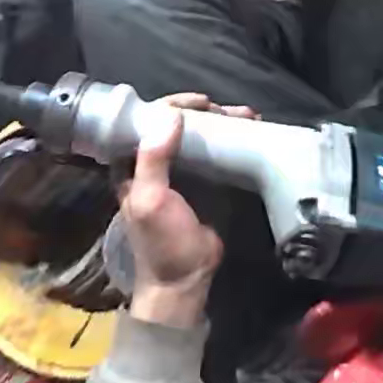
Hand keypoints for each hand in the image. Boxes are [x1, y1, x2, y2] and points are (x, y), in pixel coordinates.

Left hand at [116, 93, 251, 327]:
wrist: (185, 280)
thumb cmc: (161, 241)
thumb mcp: (151, 200)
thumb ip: (154, 159)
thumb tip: (170, 114)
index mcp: (133, 164)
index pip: (148, 120)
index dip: (173, 105)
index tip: (201, 103)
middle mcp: (154, 162)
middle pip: (177, 123)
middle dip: (204, 111)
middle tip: (227, 110)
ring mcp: (182, 171)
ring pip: (199, 134)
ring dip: (222, 122)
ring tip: (246, 116)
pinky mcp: (205, 181)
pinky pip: (215, 150)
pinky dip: (231, 138)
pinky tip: (250, 130)